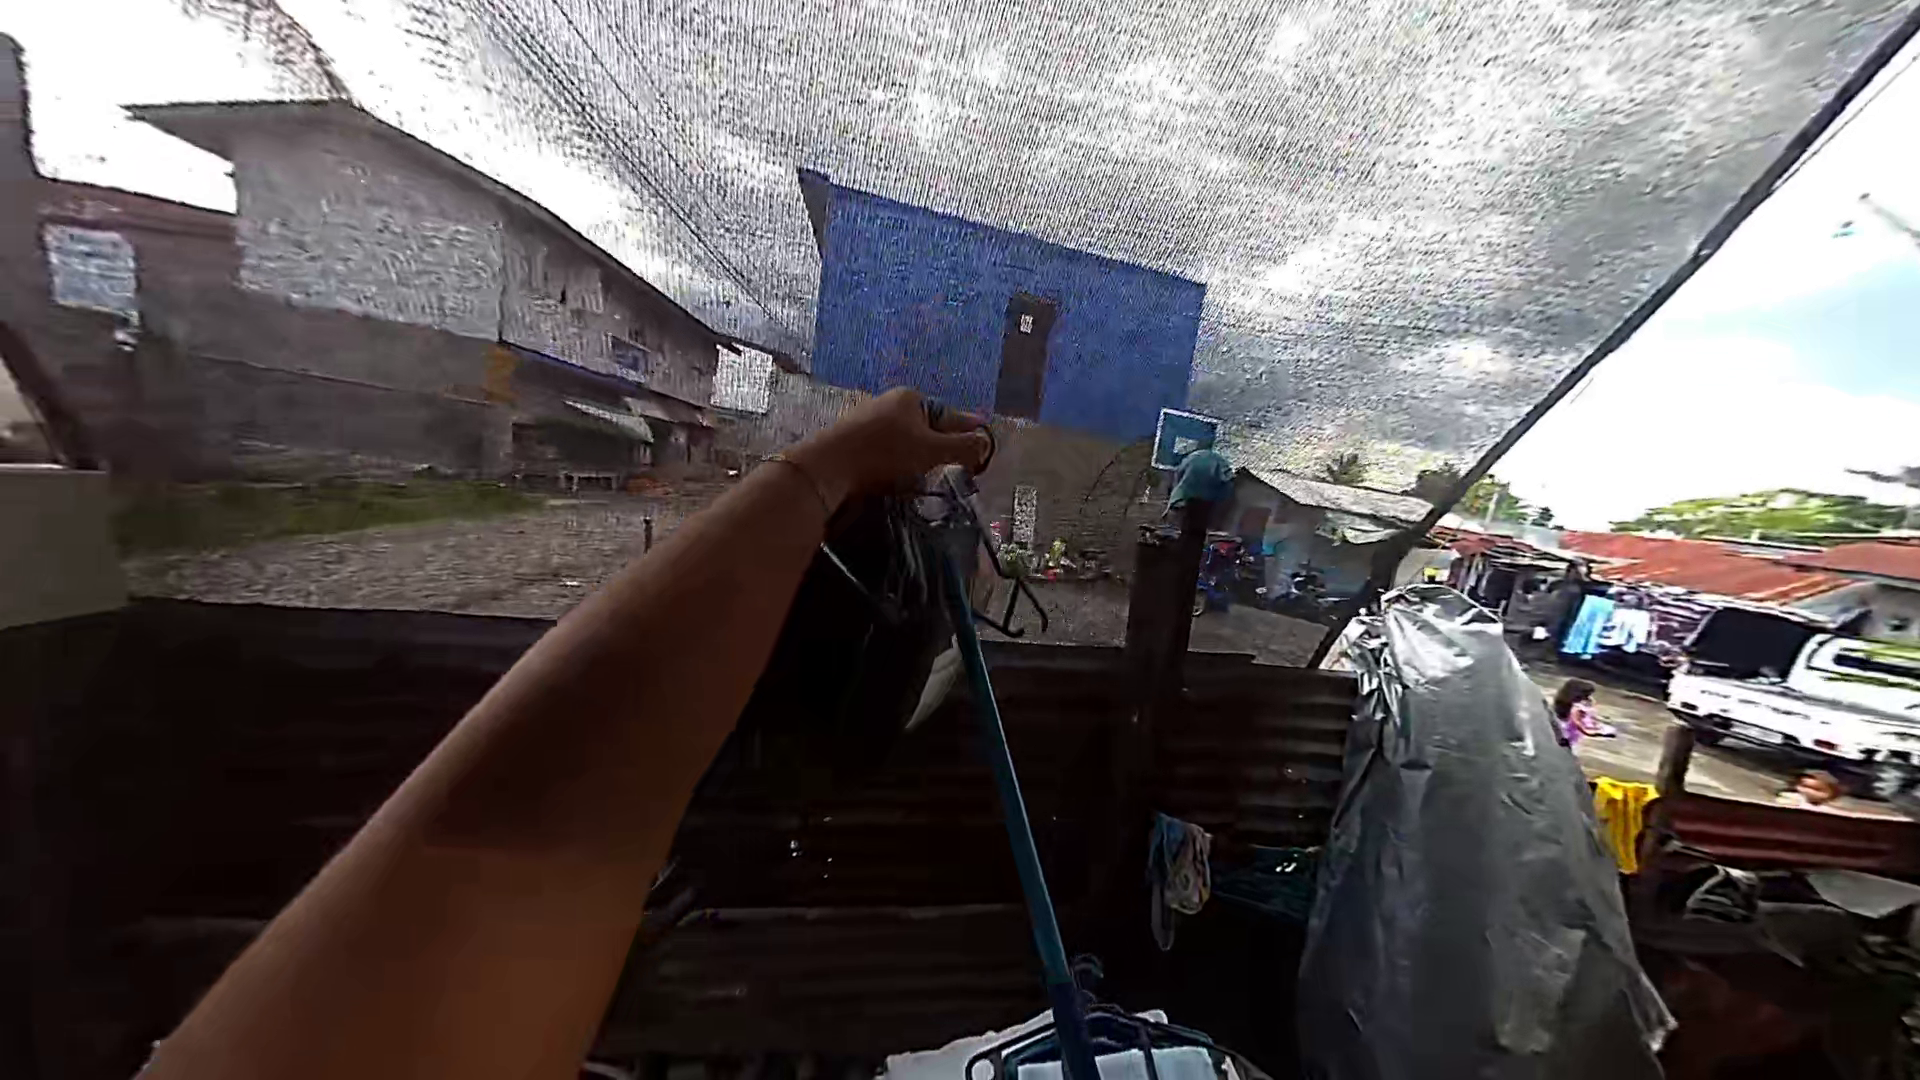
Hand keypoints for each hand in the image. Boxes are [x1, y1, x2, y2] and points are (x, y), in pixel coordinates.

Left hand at [783, 388, 991, 509]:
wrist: (828, 469)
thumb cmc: (885, 454)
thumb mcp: (932, 451)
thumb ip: (963, 446)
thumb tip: (986, 443)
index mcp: (912, 398)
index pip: (952, 417)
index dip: (968, 437)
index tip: (981, 455)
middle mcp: (890, 404)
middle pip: (929, 431)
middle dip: (942, 452)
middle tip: (957, 473)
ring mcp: (870, 423)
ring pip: (908, 444)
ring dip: (919, 463)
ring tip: (926, 481)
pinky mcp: (855, 443)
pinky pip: (888, 455)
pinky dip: (898, 467)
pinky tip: (898, 482)